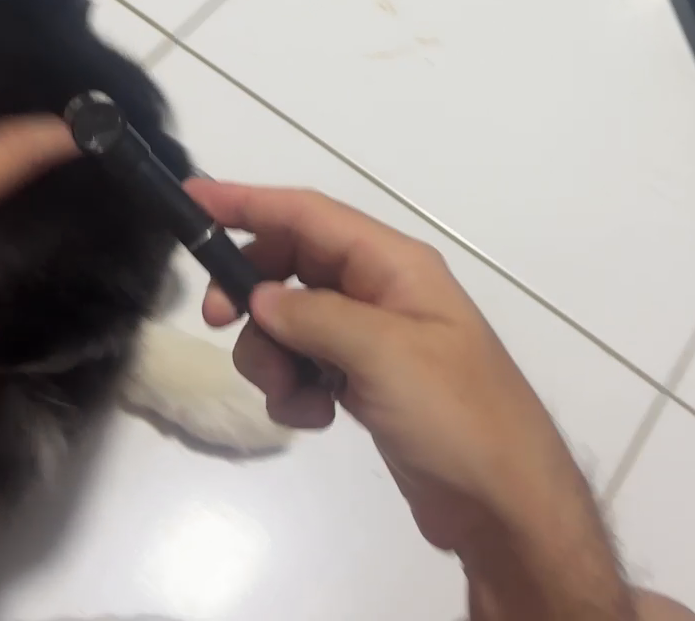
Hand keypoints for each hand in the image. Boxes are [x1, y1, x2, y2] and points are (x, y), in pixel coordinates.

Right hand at [190, 182, 592, 553]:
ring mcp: (374, 336)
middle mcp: (382, 289)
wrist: (501, 496)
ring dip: (275, 353)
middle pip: (296, 264)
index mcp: (395, 263)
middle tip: (216, 322)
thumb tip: (261, 298)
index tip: (194, 198)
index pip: (312, 215)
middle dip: (253, 290)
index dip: (251, 202)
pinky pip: (308, 365)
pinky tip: (317, 417)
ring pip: (294, 320)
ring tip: (293, 393)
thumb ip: (318, 317)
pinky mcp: (366, 380)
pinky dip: (296, 387)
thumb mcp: (386, 353)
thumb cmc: (455, 411)